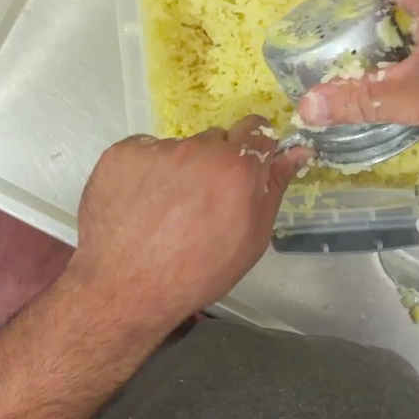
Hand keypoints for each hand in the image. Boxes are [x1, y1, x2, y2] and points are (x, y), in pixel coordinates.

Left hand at [64, 116, 306, 333]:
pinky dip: (143, 172)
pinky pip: (142, 153)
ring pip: (177, 149)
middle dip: (213, 164)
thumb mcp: (250, 240)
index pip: (256, 129)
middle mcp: (198, 149)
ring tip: (164, 211)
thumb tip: (298, 152)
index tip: (242, 171)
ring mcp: (156, 149)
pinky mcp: (121, 154)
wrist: (126, 288)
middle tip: (199, 203)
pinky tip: (139, 205)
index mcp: (237, 168)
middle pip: (215, 141)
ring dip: (177, 170)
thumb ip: (273, 188)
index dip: (252, 150)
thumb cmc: (197, 273)